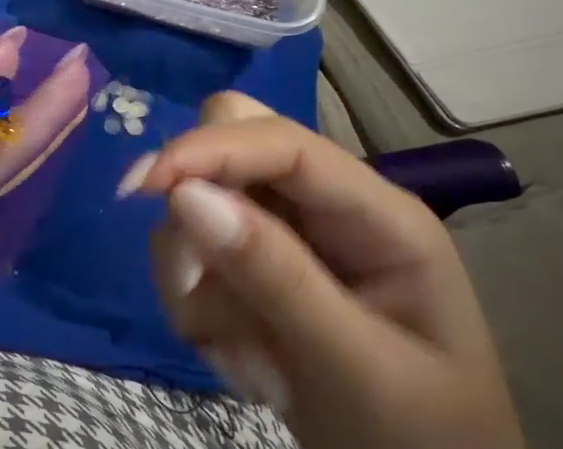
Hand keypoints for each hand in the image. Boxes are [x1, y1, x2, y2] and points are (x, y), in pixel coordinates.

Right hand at [119, 92, 525, 448]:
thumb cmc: (420, 437)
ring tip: (245, 362)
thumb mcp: (358, 366)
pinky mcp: (252, 275)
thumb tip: (184, 195)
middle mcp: (325, 211)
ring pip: (195, 208)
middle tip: (190, 279)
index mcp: (377, 215)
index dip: (207, 148)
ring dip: (195, 281)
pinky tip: (245, 366)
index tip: (143, 188)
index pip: (280, 142)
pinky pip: (191, 259)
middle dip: (192, 207)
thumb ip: (276, 277)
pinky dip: (197, 311)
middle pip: (229, 149)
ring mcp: (285, 241)